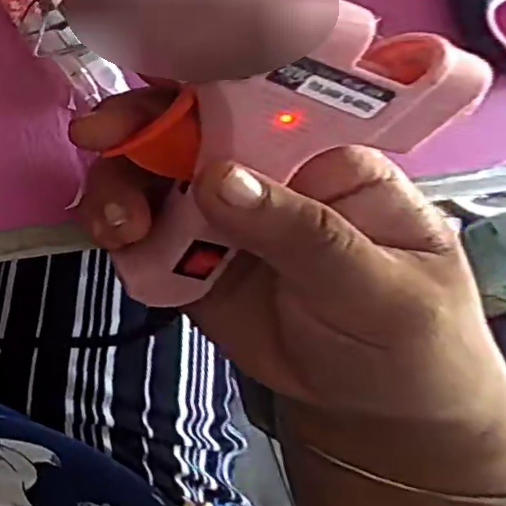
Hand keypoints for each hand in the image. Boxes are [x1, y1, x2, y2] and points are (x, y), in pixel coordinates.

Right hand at [70, 90, 505, 444]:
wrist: (374, 417)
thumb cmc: (413, 341)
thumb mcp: (380, 289)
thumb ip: (303, 231)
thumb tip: (216, 177)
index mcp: (320, 156)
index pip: (255, 101)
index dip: (195, 87)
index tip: (146, 100)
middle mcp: (260, 171)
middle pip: (182, 127)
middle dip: (133, 130)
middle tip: (93, 140)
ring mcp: (215, 211)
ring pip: (147, 173)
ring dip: (117, 188)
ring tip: (115, 229)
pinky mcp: (183, 250)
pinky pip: (137, 225)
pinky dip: (115, 227)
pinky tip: (117, 246)